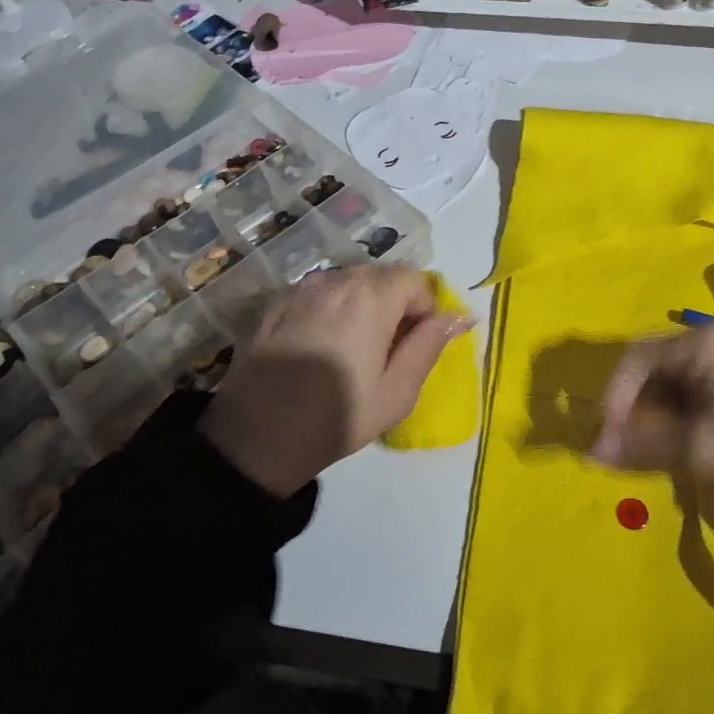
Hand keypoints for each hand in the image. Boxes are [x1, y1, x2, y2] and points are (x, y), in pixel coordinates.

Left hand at [199, 265, 472, 496]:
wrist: (254, 437)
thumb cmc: (335, 418)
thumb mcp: (396, 392)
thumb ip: (429, 346)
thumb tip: (459, 316)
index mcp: (372, 298)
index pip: (415, 279)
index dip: (423, 309)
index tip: (414, 344)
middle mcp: (337, 280)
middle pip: (380, 276)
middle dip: (393, 303)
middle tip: (387, 350)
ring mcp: (301, 288)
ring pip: (348, 282)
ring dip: (361, 305)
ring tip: (352, 350)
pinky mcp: (275, 303)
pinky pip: (317, 293)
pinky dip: (330, 309)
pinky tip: (320, 347)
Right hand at [593, 329, 713, 500]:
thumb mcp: (700, 447)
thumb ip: (642, 445)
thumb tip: (591, 451)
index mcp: (700, 345)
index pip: (635, 358)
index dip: (613, 396)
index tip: (607, 436)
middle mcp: (709, 344)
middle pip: (649, 369)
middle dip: (631, 408)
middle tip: (622, 447)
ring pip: (668, 385)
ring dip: (651, 416)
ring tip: (647, 451)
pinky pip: (688, 395)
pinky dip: (673, 419)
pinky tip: (676, 446)